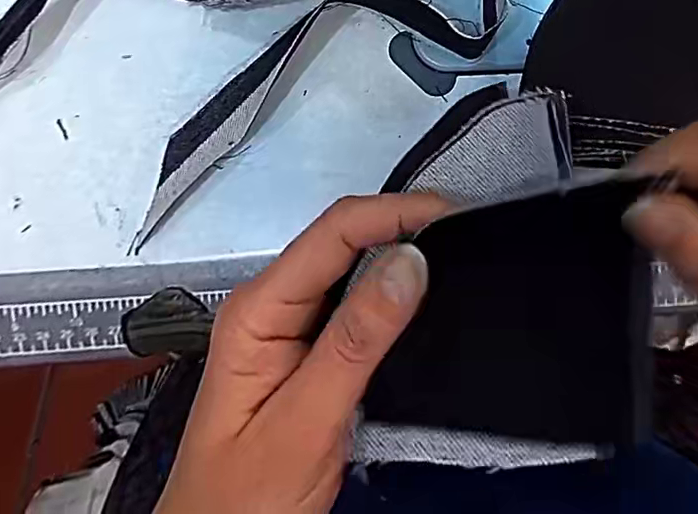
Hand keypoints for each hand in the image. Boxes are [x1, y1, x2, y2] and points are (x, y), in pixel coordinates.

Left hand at [157, 193, 449, 513]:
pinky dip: (396, 280)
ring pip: (354, 258)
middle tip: (457, 228)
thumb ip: (356, 341)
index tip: (446, 215)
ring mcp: (292, 320)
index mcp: (259, 310)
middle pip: (344, 233)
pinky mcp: (313, 341)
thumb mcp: (304, 425)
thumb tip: (409, 264)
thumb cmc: (240, 506)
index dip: (395, 212)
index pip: (335, 230)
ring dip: (401, 247)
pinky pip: (360, 292)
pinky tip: (420, 285)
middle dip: (403, 221)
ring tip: (448, 247)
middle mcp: (273, 303)